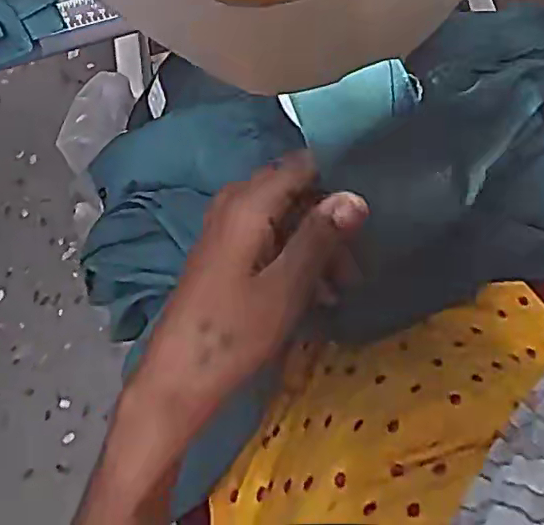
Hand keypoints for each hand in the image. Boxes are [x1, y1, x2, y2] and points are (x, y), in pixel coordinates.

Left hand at [78, 154, 366, 524]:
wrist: (176, 380)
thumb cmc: (234, 333)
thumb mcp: (287, 286)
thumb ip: (320, 236)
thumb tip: (356, 196)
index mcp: (249, 201)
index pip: (302, 164)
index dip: (337, 176)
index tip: (367, 203)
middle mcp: (235, 200)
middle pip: (295, 188)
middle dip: (329, 216)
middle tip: (356, 259)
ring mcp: (227, 224)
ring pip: (284, 213)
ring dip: (315, 240)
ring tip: (341, 285)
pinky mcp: (225, 248)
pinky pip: (269, 232)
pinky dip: (294, 252)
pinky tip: (315, 291)